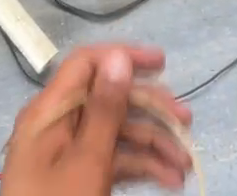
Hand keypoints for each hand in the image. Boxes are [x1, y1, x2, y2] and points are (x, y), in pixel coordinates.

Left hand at [0, 44, 192, 195]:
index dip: (124, 58)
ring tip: (184, 162)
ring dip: (152, 143)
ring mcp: (67, 154)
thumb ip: (104, 109)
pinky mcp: (77, 180)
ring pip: (115, 133)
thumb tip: (118, 57)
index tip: (163, 64)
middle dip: (150, 108)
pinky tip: (168, 179)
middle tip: (187, 120)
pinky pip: (112, 160)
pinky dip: (140, 166)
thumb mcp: (86, 161)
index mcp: (49, 111)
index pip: (87, 64)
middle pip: (108, 100)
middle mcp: (57, 125)